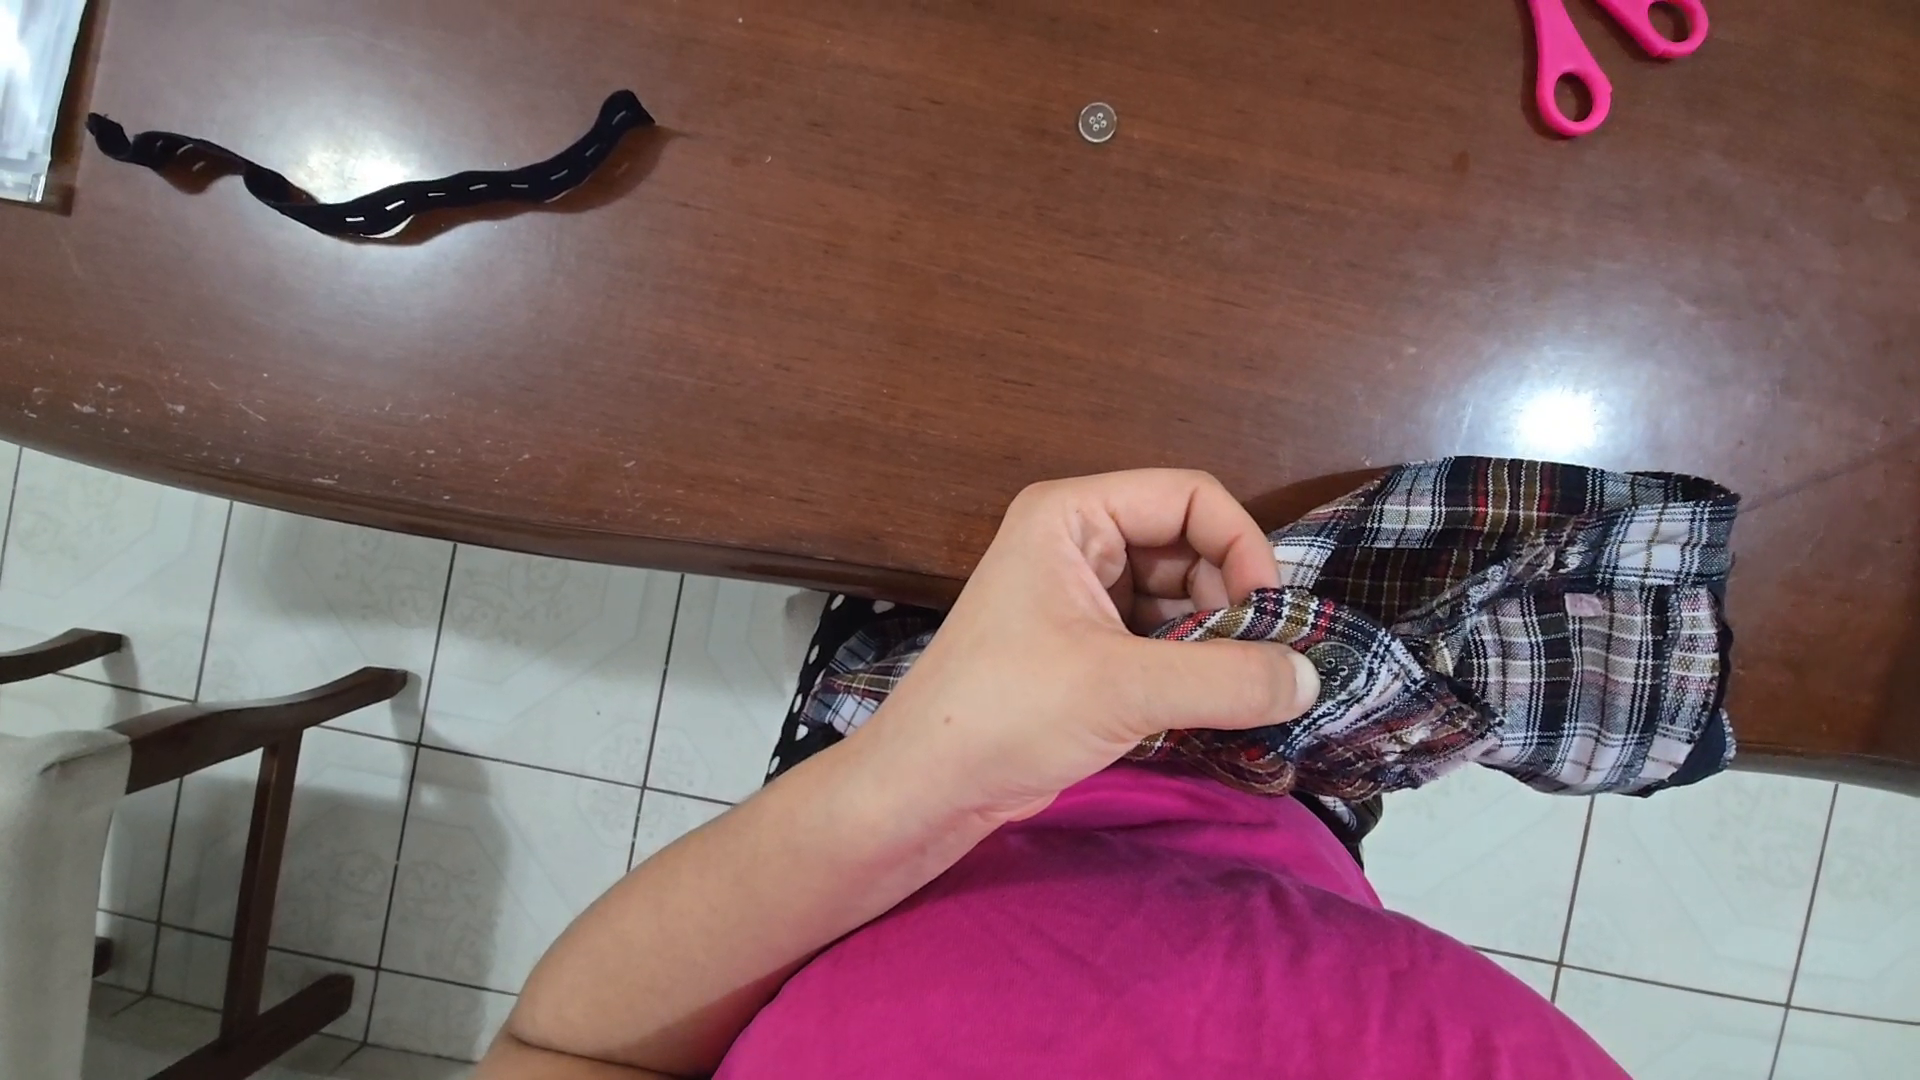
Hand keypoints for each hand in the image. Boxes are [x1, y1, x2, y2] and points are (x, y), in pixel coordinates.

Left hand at [858, 469, 1319, 824]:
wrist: (930, 783)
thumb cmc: (1008, 712)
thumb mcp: (1123, 687)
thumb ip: (1227, 678)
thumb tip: (1313, 675)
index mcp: (1072, 516)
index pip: (1187, 496)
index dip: (1241, 545)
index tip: (1271, 615)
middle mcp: (1076, 542)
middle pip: (1186, 544)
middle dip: (1230, 599)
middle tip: (1261, 663)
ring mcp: (1078, 594)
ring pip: (1176, 595)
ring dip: (1215, 637)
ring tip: (1242, 689)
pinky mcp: (1083, 644)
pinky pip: (1157, 635)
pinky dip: (1191, 662)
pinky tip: (1216, 701)